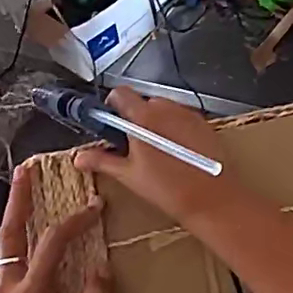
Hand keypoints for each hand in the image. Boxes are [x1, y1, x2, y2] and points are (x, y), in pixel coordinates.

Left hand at [0, 167, 111, 292]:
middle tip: (26, 168)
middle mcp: (10, 285)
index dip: (77, 220)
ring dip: (17, 213)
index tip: (97, 206)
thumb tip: (103, 269)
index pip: (55, 242)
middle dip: (20, 197)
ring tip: (24, 189)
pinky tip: (28, 235)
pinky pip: (9, 258)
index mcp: (31, 292)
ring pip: (8, 243)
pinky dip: (19, 236)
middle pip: (14, 231)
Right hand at [74, 87, 236, 223]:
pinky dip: (175, 128)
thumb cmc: (167, 188)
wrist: (212, 198)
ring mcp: (188, 114)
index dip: (111, 105)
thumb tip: (80, 157)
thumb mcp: (129, 175)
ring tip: (155, 151)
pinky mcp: (204, 123)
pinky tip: (176, 152)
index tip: (110, 123)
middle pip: (143, 101)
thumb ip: (102, 161)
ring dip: (155, 122)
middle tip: (131, 143)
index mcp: (144, 116)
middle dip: (134, 117)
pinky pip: (183, 118)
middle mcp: (167, 108)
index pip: (120, 93)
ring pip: (164, 109)